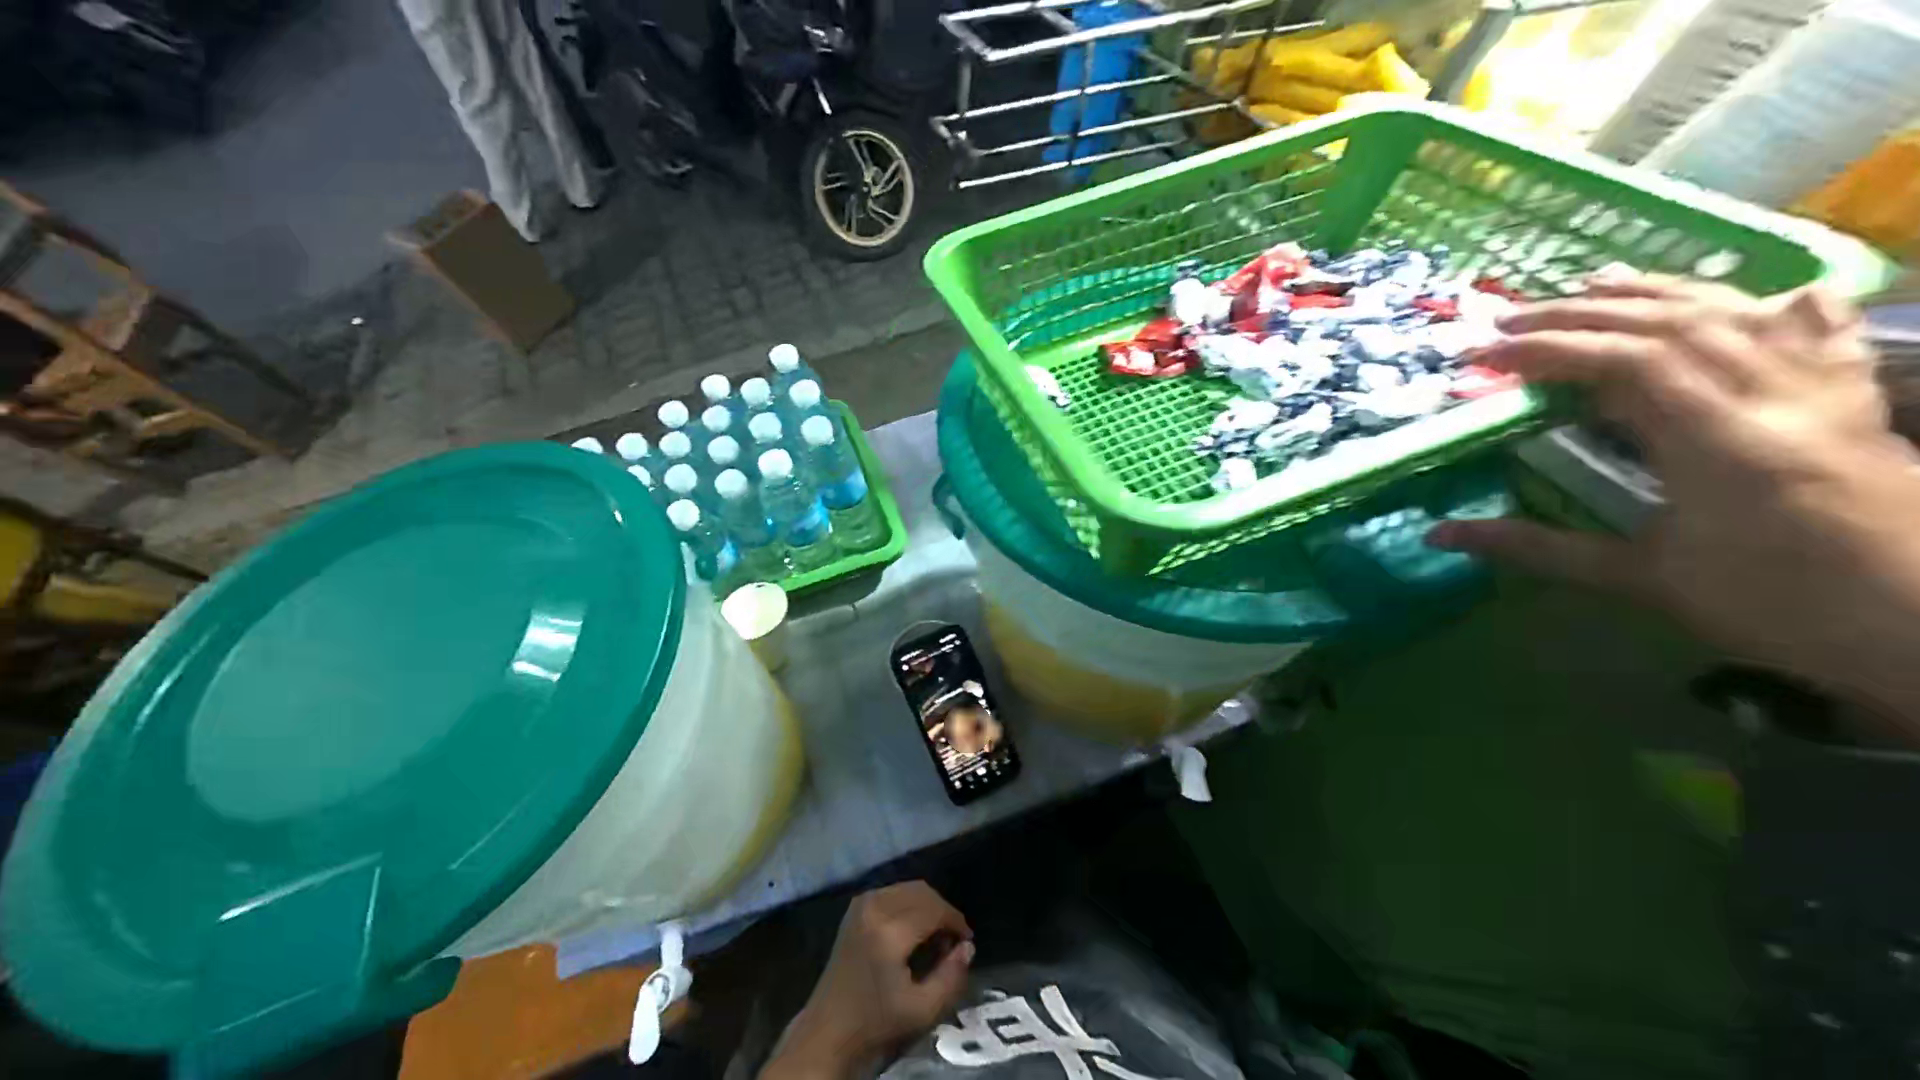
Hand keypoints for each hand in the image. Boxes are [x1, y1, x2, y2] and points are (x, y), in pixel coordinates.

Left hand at [762, 882, 974, 1079]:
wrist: (829, 1028)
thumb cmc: (876, 1021)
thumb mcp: (922, 1010)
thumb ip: (951, 977)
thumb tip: (968, 946)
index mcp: (889, 932)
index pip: (934, 910)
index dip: (956, 922)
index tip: (966, 941)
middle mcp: (874, 908)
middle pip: (922, 892)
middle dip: (943, 911)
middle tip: (952, 939)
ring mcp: (862, 904)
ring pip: (908, 888)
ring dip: (927, 905)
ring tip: (935, 935)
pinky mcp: (855, 907)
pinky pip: (893, 891)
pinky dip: (910, 903)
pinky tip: (913, 928)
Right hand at [1429, 269, 1919, 734]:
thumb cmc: (1773, 609)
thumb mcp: (1640, 580)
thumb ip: (1537, 548)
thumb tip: (1440, 534)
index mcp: (1722, 443)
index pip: (1623, 363)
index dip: (1545, 350)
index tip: (1482, 356)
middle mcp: (1776, 397)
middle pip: (1670, 326)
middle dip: (1579, 316)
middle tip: (1507, 322)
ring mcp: (1825, 390)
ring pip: (1736, 313)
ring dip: (1654, 294)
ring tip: (1591, 286)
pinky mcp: (1855, 399)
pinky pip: (1816, 328)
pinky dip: (1773, 303)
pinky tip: (1753, 294)